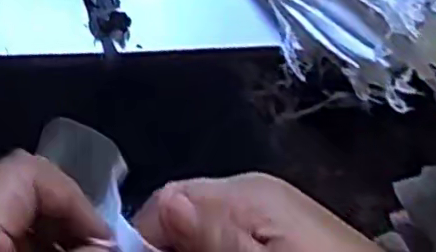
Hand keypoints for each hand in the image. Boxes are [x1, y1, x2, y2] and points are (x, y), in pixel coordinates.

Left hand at [0, 150, 112, 251]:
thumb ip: (74, 248)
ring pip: (5, 210)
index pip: (31, 169)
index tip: (104, 232)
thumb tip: (106, 241)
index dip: (76, 195)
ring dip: (46, 229)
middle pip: (18, 184)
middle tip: (93, 242)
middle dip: (63, 210)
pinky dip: (21, 244)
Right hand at [133, 174, 373, 251]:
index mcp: (246, 190)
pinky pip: (238, 236)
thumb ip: (213, 233)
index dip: (145, 239)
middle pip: (185, 214)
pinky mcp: (291, 237)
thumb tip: (163, 204)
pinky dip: (222, 248)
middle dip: (171, 245)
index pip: (167, 199)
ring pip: (208, 229)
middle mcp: (255, 193)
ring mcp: (274, 217)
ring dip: (193, 249)